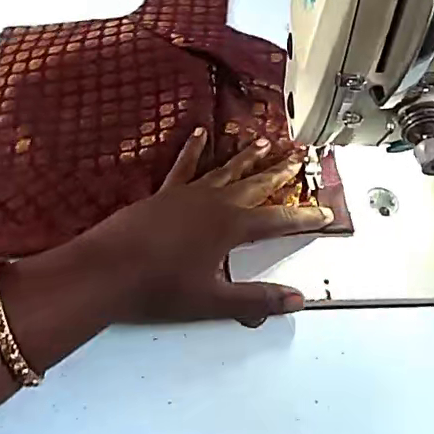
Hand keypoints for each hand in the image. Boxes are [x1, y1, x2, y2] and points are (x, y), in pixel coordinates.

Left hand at [45, 129, 332, 326]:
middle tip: (300, 155)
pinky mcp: (164, 193)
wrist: (108, 269)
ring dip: (247, 157)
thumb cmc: (158, 286)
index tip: (325, 213)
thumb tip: (295, 300)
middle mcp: (213, 203)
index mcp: (229, 227)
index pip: (277, 221)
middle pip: (256, 185)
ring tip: (264, 142)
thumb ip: (256, 300)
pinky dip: (194, 149)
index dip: (304, 218)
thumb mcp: (213, 301)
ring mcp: (188, 194)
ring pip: (226, 170)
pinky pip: (184, 165)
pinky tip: (200, 133)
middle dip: (280, 172)